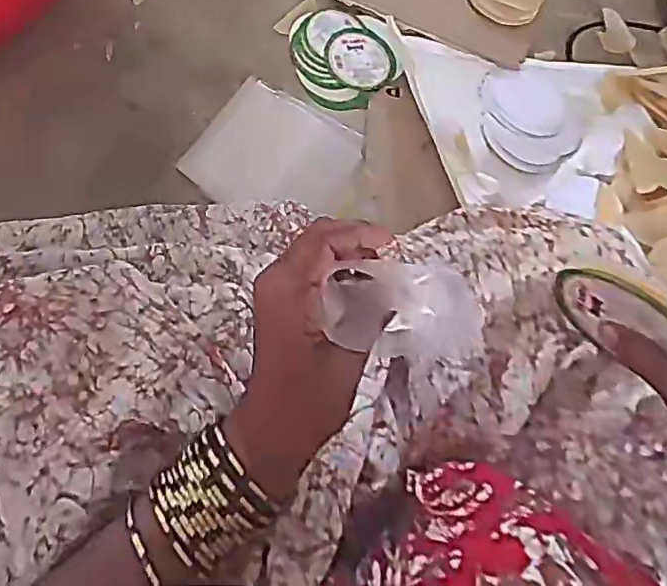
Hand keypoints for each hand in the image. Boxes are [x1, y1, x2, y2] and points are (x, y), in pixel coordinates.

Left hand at [226, 217, 390, 499]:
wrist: (271, 433)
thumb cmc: (308, 400)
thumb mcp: (348, 355)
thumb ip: (370, 310)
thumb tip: (394, 282)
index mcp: (286, 286)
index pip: (323, 239)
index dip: (359, 234)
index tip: (392, 244)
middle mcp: (275, 278)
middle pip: (316, 238)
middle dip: (354, 239)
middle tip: (390, 253)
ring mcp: (274, 288)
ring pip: (313, 251)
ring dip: (346, 252)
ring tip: (381, 266)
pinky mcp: (280, 300)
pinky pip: (309, 268)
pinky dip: (335, 267)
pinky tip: (361, 282)